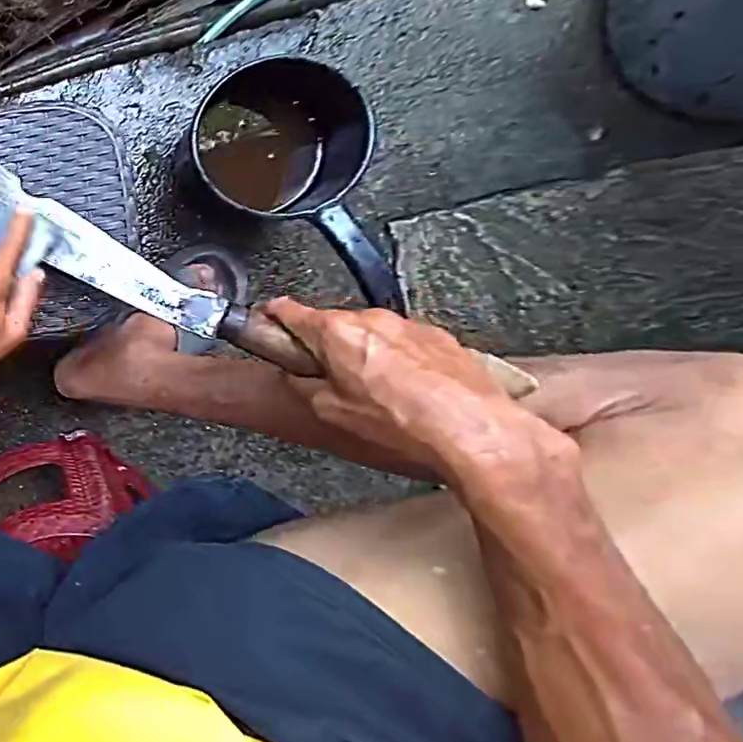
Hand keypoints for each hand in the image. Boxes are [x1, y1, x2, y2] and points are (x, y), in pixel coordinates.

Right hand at [266, 298, 575, 486]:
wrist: (476, 431)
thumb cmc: (404, 421)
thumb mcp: (329, 409)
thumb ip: (302, 384)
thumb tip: (297, 377)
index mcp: (334, 331)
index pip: (288, 310)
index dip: (272, 314)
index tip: (267, 318)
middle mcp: (371, 319)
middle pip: (331, 323)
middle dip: (324, 343)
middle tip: (325, 374)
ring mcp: (408, 326)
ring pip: (370, 332)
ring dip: (363, 351)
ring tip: (373, 388)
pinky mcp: (439, 338)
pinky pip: (403, 342)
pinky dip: (397, 358)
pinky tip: (405, 389)